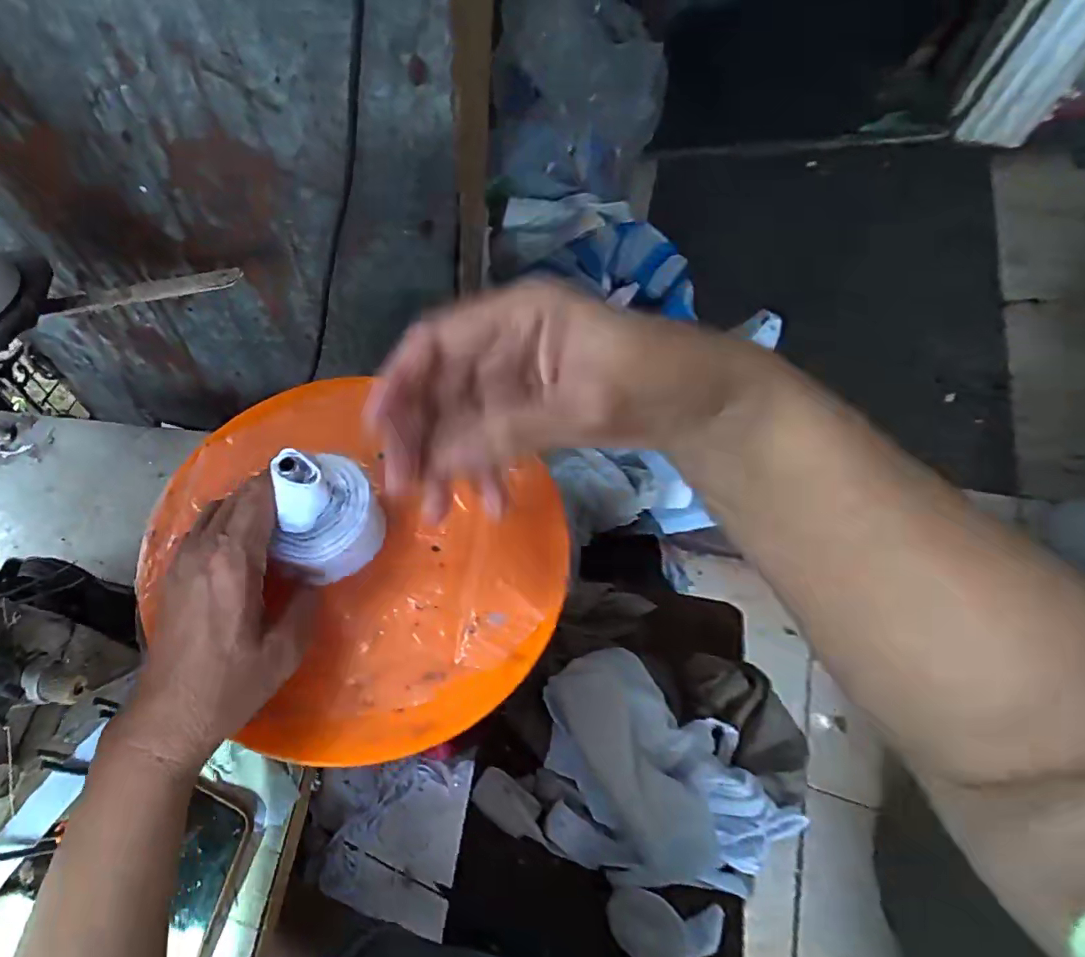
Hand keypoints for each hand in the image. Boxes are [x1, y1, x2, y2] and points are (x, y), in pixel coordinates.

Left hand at [116, 476, 317, 774]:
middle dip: (267, 492)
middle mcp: (201, 549)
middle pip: (234, 499)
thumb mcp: (281, 654)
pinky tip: (244, 548)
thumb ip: (303, 609)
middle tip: (300, 503)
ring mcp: (180, 559)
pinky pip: (200, 532)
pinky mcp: (171, 573)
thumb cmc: (227, 686)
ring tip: (276, 523)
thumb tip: (312, 580)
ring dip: (243, 508)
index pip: (256, 499)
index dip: (282, 482)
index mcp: (231, 561)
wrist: (169, 712)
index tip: (307, 481)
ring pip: (214, 512)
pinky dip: (224, 525)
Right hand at [365, 280, 776, 518]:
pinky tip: (488, 503)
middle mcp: (501, 344)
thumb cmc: (658, 380)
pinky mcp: (519, 408)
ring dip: (442, 466)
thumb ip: (505, 431)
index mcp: (515, 318)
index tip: (375, 429)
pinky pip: (482, 439)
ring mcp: (509, 379)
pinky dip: (478, 471)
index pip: (433, 342)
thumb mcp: (582, 404)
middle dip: (416, 440)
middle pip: (435, 389)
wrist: (709, 404)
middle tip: (403, 488)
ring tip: (437, 511)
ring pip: (453, 421)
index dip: (396, 382)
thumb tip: (437, 466)